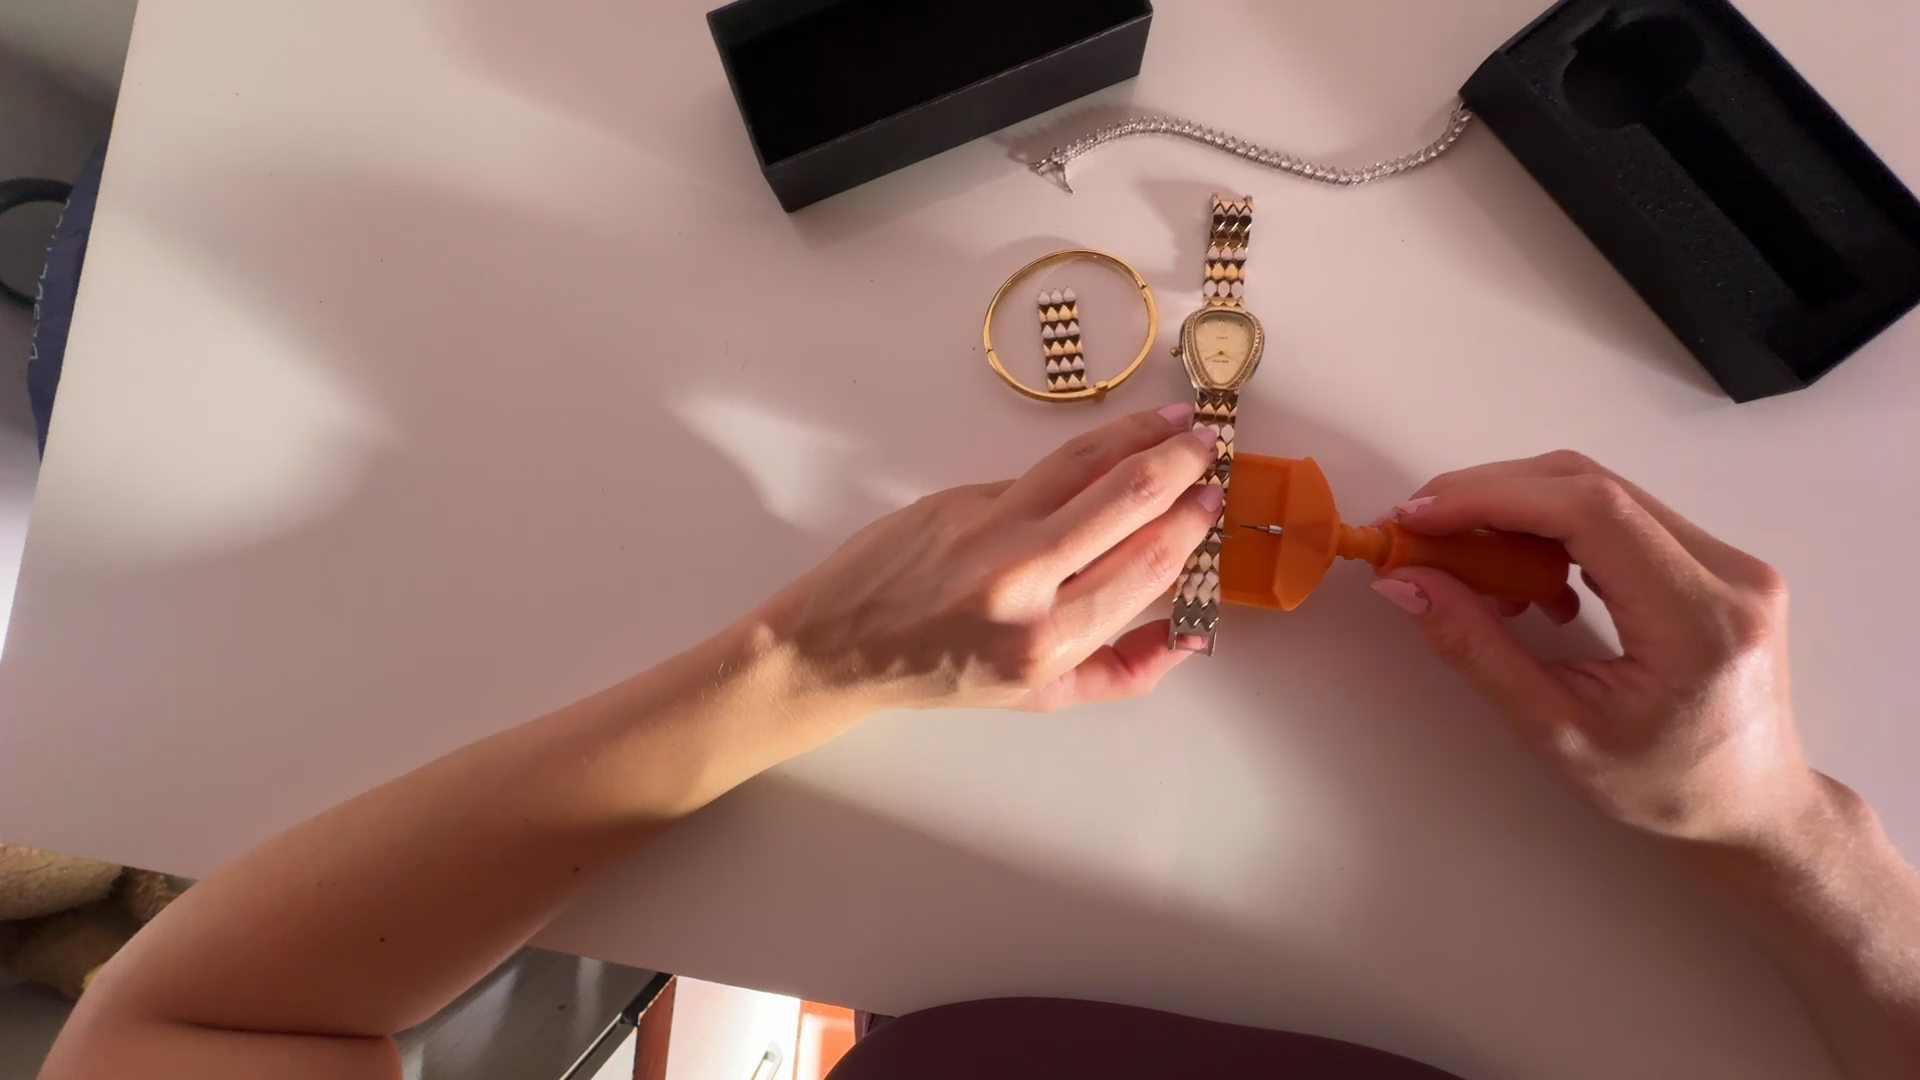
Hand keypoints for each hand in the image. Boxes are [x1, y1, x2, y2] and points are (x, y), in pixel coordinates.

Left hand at [760, 405, 1220, 712]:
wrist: (847, 641)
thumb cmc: (946, 674)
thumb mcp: (1040, 698)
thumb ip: (1123, 673)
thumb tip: (1190, 634)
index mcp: (1048, 640)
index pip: (1146, 564)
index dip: (1190, 525)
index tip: (1212, 499)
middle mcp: (1022, 578)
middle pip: (1125, 499)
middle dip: (1180, 464)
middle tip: (1207, 444)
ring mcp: (987, 528)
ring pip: (1082, 463)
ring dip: (1139, 434)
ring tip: (1174, 419)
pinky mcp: (959, 497)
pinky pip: (1034, 474)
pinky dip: (1080, 459)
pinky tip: (1106, 449)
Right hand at [1373, 451, 1821, 845]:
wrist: (1751, 804)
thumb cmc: (1656, 784)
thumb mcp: (1549, 728)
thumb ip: (1472, 648)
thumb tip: (1402, 582)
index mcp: (1698, 618)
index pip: (1590, 512)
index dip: (1491, 499)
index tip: (1415, 520)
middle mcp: (1726, 570)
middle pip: (1586, 483)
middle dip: (1484, 493)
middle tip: (1415, 528)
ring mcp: (1722, 558)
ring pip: (1591, 487)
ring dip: (1505, 505)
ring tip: (1454, 553)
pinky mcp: (1703, 558)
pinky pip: (1603, 511)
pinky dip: (1536, 524)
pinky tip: (1513, 574)